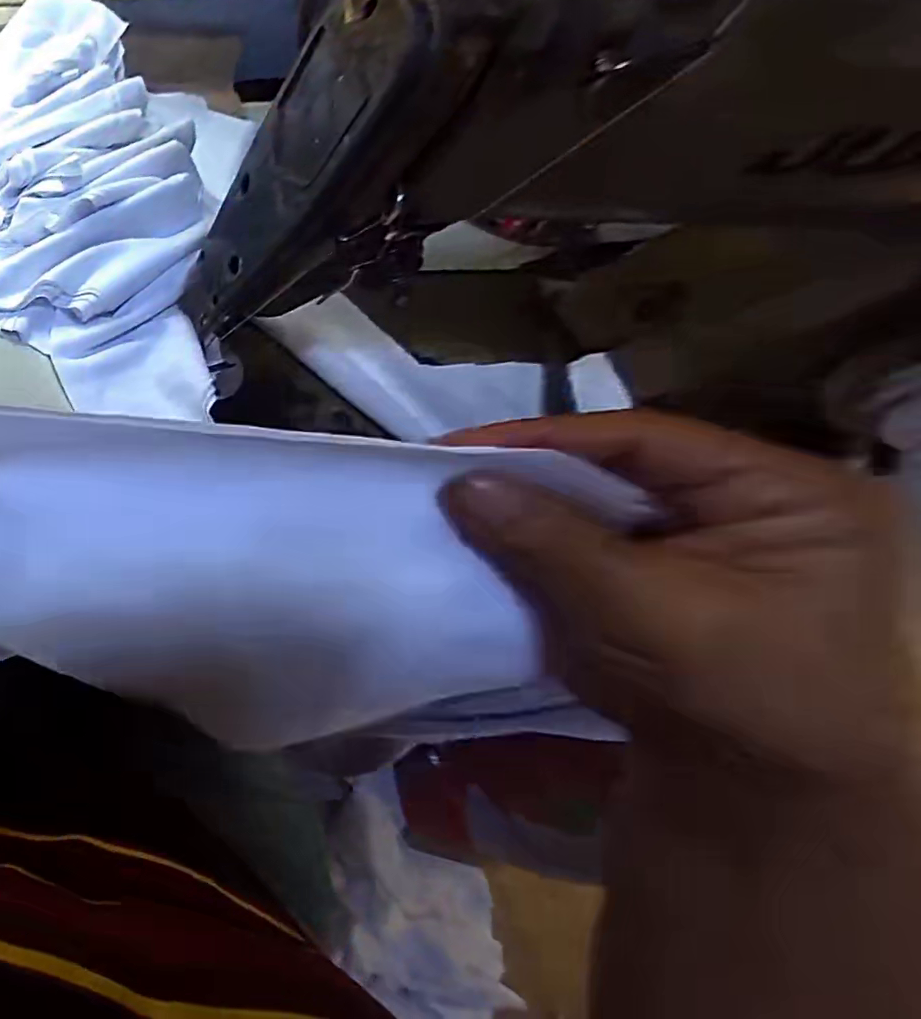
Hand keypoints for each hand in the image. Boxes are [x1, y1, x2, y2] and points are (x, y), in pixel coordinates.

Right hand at [439, 410, 918, 786]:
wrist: (756, 788)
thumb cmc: (731, 689)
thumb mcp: (636, 605)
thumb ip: (547, 538)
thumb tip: (460, 483)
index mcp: (779, 493)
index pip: (641, 439)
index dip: (542, 438)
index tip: (455, 447)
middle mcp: (742, 502)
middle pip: (612, 466)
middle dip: (525, 472)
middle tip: (445, 473)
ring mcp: (698, 539)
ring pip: (590, 503)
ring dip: (522, 507)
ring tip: (454, 502)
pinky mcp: (654, 573)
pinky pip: (580, 540)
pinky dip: (530, 540)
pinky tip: (484, 538)